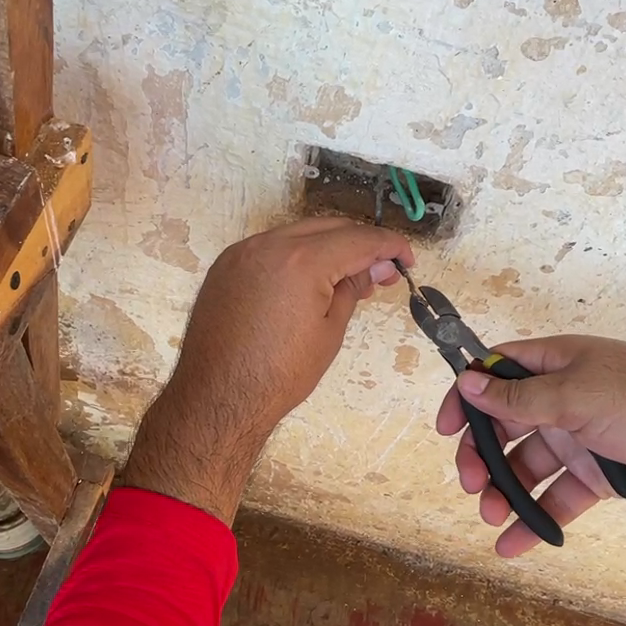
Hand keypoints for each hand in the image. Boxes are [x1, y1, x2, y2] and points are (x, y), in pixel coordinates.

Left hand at [121, 218, 414, 522]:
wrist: (218, 397)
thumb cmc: (280, 373)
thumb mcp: (330, 331)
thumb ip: (352, 288)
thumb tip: (374, 267)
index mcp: (301, 259)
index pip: (358, 239)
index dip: (389, 245)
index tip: (407, 259)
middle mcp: (269, 244)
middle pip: (329, 228)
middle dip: (360, 244)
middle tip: (382, 273)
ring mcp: (243, 251)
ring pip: (298, 234)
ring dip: (328, 248)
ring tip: (348, 280)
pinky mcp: (227, 265)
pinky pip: (272, 248)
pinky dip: (297, 255)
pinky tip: (310, 281)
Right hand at [435, 336, 625, 557]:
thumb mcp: (575, 394)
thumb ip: (518, 397)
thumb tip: (468, 382)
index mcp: (557, 364)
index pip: (497, 373)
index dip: (468, 396)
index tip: (446, 428)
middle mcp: (562, 398)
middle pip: (505, 424)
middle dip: (482, 452)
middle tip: (469, 482)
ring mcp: (578, 438)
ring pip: (526, 464)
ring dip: (503, 489)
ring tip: (490, 514)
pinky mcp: (595, 475)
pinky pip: (555, 496)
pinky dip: (534, 518)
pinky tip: (512, 543)